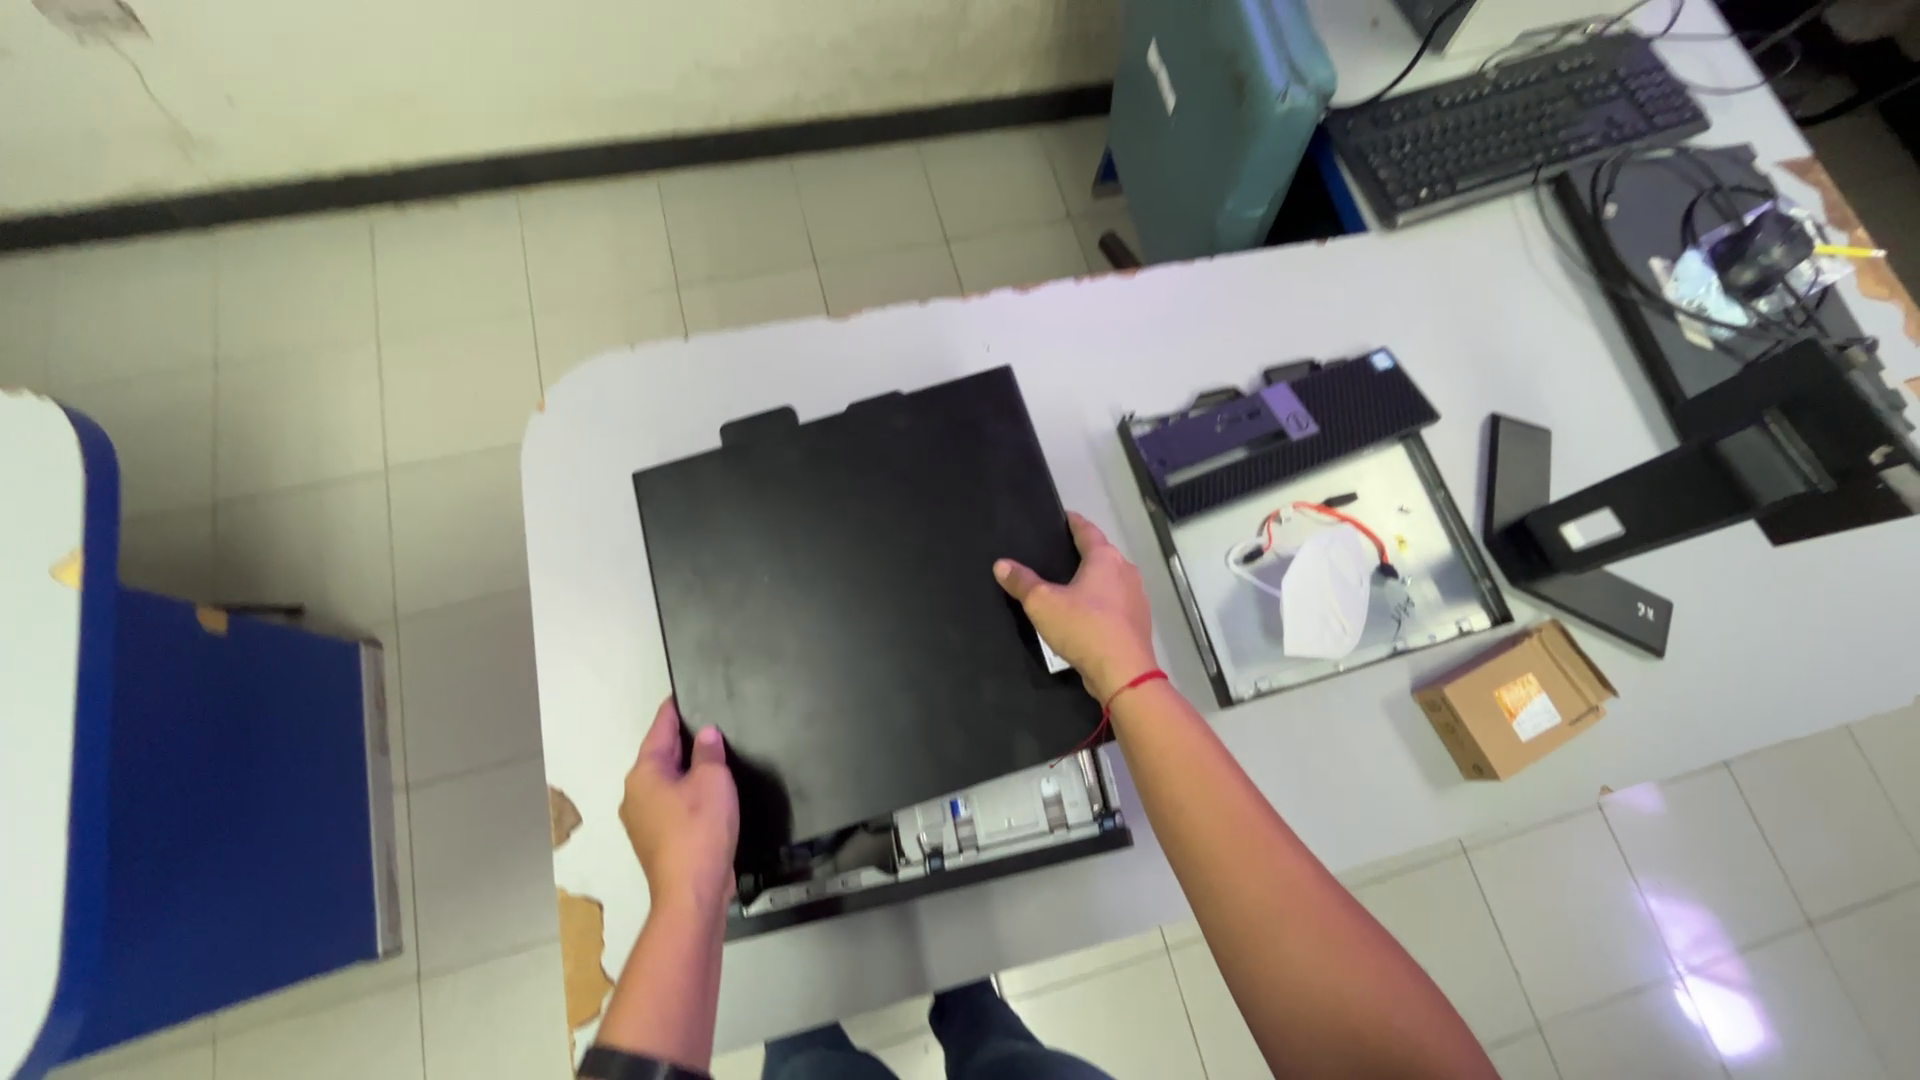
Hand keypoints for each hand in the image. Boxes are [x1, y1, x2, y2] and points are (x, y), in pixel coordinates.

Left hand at [620, 697, 738, 913]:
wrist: (691, 891)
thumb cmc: (700, 828)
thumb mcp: (713, 780)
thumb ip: (709, 752)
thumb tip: (706, 735)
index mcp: (644, 774)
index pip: (659, 731)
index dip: (672, 711)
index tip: (678, 695)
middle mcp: (635, 795)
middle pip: (659, 757)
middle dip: (681, 741)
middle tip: (706, 722)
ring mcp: (642, 821)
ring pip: (665, 782)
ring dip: (685, 769)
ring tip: (711, 755)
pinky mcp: (656, 841)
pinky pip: (671, 804)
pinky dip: (686, 793)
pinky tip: (707, 793)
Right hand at [994, 511, 1158, 701]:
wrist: (1123, 672)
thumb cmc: (1083, 628)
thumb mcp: (1042, 603)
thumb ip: (1022, 582)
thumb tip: (1001, 564)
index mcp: (1105, 558)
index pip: (1087, 531)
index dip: (1074, 523)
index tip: (1064, 518)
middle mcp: (1126, 571)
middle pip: (1103, 554)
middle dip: (1084, 553)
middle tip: (1060, 555)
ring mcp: (1137, 597)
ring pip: (1112, 580)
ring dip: (1095, 580)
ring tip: (1071, 586)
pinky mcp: (1139, 622)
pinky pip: (1117, 604)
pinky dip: (1103, 603)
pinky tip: (1088, 615)